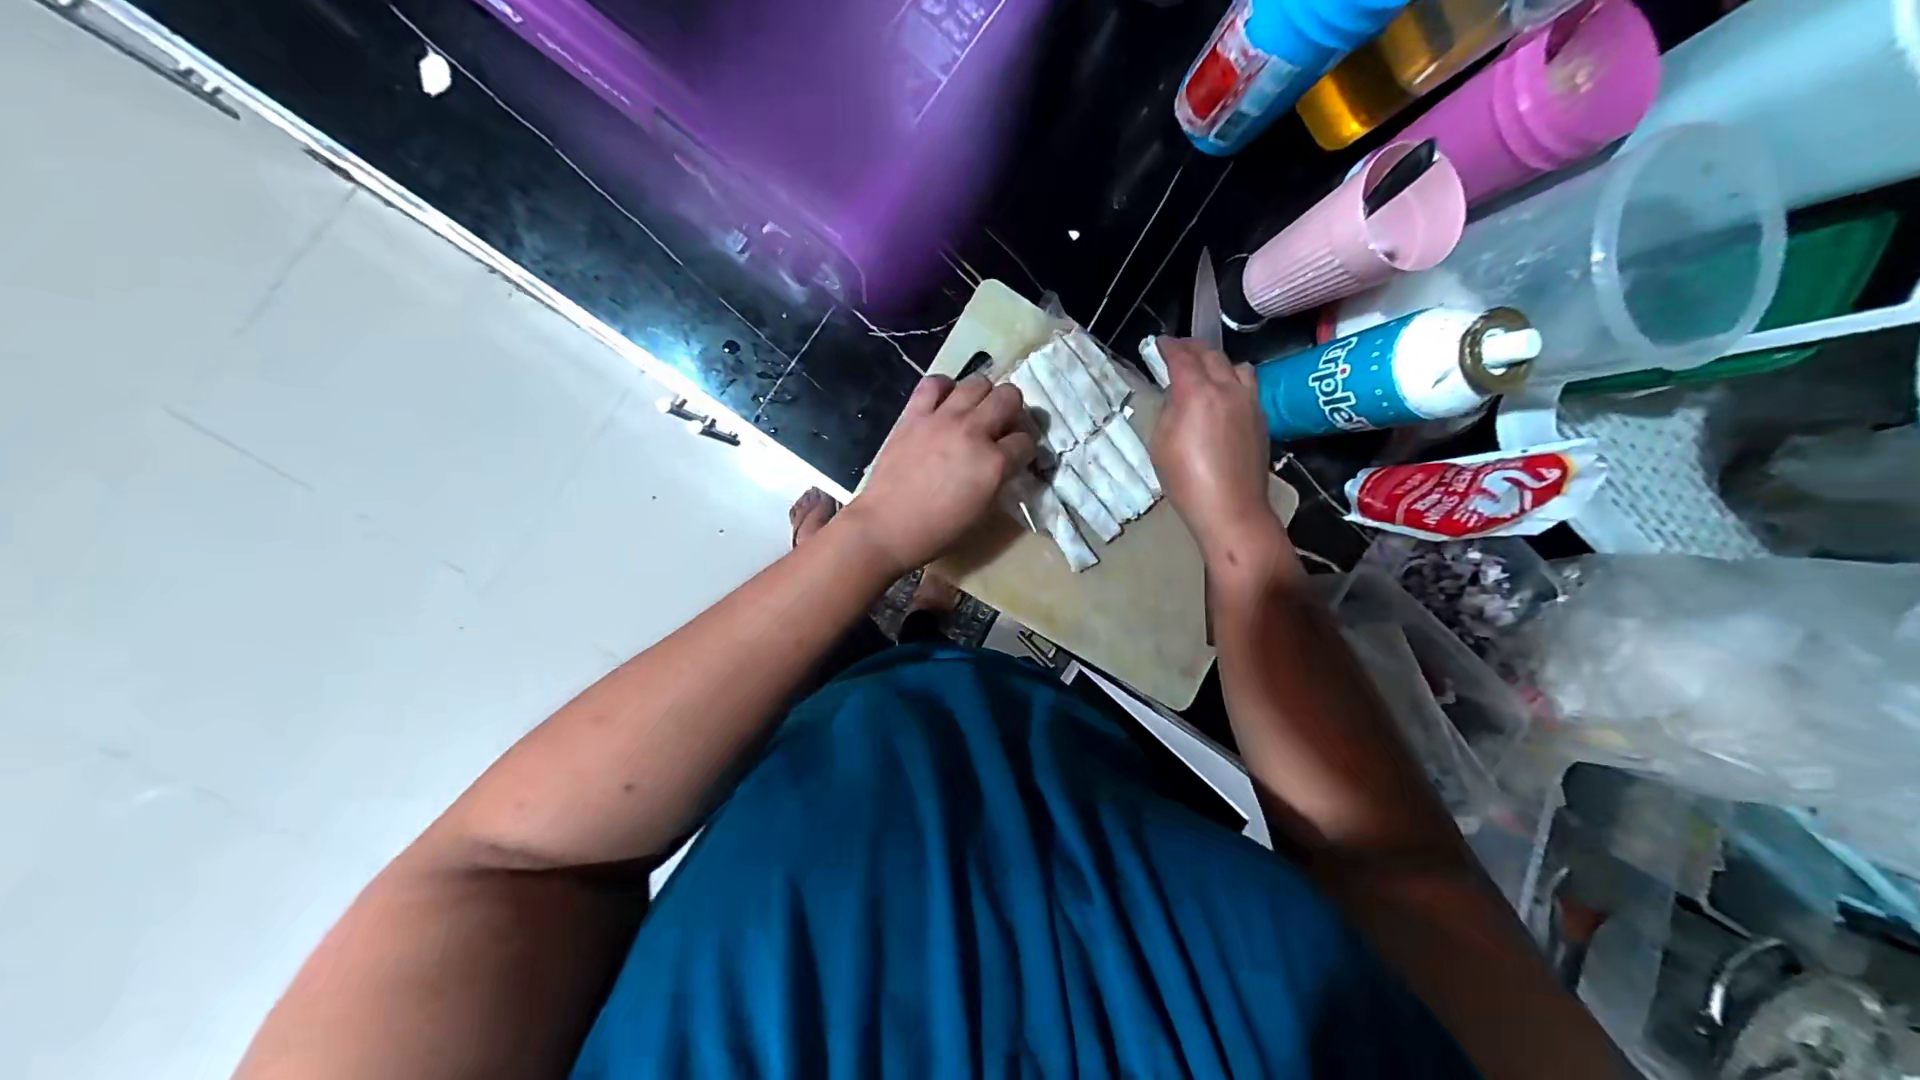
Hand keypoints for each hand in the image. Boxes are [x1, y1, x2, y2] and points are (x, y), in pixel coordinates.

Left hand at [841, 374, 1036, 574]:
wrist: (887, 526)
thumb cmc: (938, 529)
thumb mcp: (983, 511)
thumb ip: (1000, 480)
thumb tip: (1005, 464)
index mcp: (994, 463)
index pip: (1026, 441)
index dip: (1025, 449)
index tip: (1017, 456)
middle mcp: (973, 432)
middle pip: (1009, 397)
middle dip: (1013, 411)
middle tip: (1002, 427)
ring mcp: (943, 419)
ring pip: (978, 382)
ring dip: (984, 395)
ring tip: (975, 412)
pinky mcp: (915, 414)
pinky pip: (934, 383)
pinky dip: (944, 388)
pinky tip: (945, 403)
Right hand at [1149, 337, 1291, 572]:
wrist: (1232, 509)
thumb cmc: (1187, 481)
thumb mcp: (1161, 444)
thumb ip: (1169, 411)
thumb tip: (1178, 397)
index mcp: (1197, 393)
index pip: (1181, 357)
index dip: (1168, 347)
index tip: (1159, 344)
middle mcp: (1227, 388)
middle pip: (1210, 354)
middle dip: (1192, 348)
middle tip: (1178, 349)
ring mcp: (1249, 401)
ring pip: (1235, 365)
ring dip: (1217, 361)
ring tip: (1205, 369)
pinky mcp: (1261, 417)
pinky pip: (1248, 384)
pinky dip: (1232, 379)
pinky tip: (1224, 394)